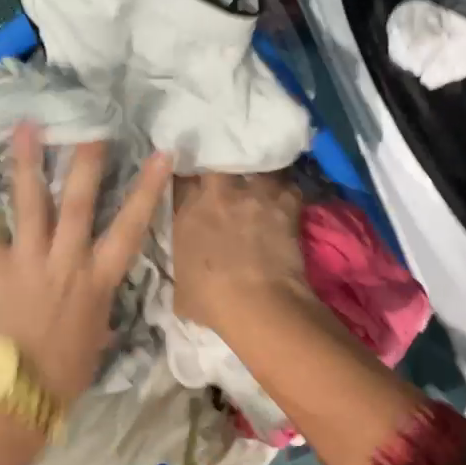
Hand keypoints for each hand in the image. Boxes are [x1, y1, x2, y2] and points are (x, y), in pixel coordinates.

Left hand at [0, 124, 172, 402]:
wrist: (16, 398)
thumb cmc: (64, 376)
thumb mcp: (96, 339)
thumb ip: (97, 309)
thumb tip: (95, 299)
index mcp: (98, 281)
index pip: (130, 227)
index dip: (147, 189)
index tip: (160, 153)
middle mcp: (66, 262)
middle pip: (79, 202)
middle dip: (86, 160)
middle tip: (90, 122)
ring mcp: (28, 262)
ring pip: (31, 203)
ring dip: (28, 163)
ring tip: (26, 125)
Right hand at [172, 172, 307, 332]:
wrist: (257, 303)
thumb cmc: (211, 301)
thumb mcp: (179, 288)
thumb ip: (182, 267)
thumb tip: (188, 271)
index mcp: (188, 212)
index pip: (182, 178)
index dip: (188, 178)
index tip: (192, 183)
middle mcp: (218, 194)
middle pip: (216, 161)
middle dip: (219, 166)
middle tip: (225, 180)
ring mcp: (253, 194)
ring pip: (254, 165)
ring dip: (255, 174)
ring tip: (257, 184)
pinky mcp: (284, 202)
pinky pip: (286, 184)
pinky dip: (284, 190)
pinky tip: (283, 198)